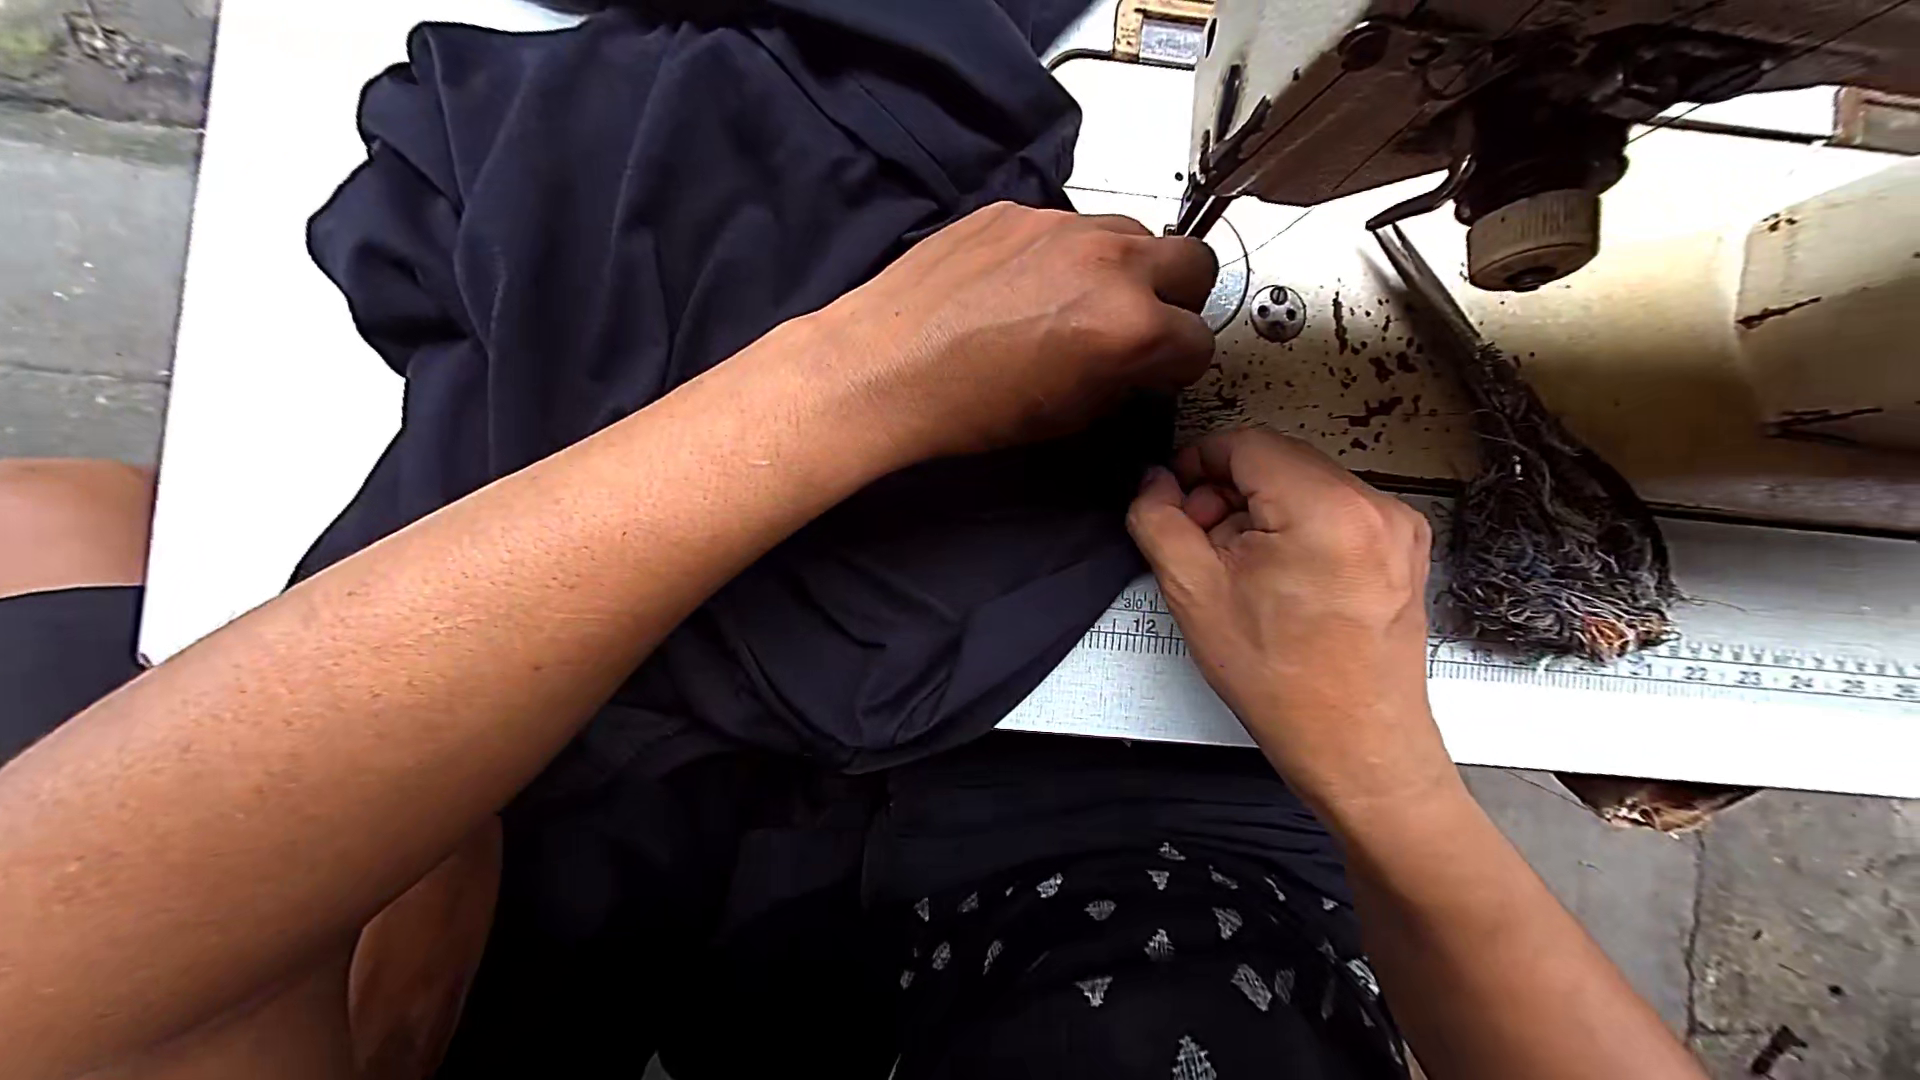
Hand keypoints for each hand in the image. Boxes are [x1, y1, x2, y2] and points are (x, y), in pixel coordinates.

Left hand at [804, 202, 1216, 459]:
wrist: (885, 369)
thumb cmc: (967, 407)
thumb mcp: (1064, 417)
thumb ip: (1120, 383)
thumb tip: (1139, 367)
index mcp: (1128, 327)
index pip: (1200, 339)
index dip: (1182, 364)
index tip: (1163, 371)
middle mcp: (1108, 263)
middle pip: (1193, 262)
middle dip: (1180, 300)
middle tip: (1144, 326)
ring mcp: (1061, 225)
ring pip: (1133, 234)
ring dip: (1127, 270)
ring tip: (1081, 304)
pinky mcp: (1016, 210)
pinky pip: (1069, 225)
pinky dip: (1068, 255)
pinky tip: (1025, 286)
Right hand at [1125, 427, 1455, 816]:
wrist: (1355, 746)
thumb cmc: (1278, 678)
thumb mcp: (1192, 591)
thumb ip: (1157, 520)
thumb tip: (1153, 480)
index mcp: (1325, 510)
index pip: (1247, 443)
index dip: (1197, 460)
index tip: (1172, 493)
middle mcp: (1375, 507)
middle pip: (1277, 460)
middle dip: (1225, 489)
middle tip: (1198, 537)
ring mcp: (1398, 528)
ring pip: (1302, 485)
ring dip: (1255, 509)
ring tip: (1234, 564)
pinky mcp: (1403, 550)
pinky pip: (1331, 511)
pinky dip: (1290, 526)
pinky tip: (1271, 574)